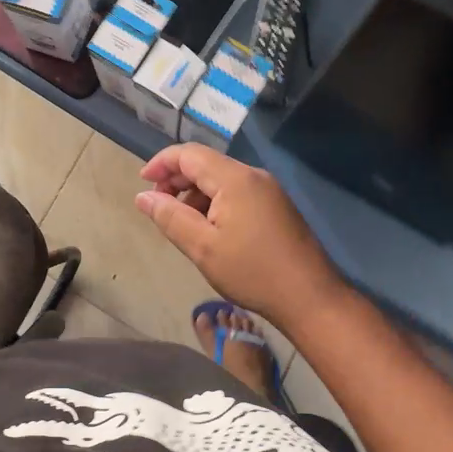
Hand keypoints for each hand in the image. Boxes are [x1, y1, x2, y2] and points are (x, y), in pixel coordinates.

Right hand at [135, 143, 348, 326]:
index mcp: (234, 179)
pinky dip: (215, 201)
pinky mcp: (276, 205)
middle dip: (176, 179)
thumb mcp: (202, 247)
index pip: (189, 154)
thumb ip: (170, 217)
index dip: (161, 163)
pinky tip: (209, 229)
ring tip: (181, 222)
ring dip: (195, 193)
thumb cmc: (252, 272)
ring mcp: (268, 190)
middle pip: (205, 163)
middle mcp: (253, 175)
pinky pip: (237, 192)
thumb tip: (143, 196)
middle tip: (158, 206)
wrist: (310, 298)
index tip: (142, 183)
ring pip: (221, 178)